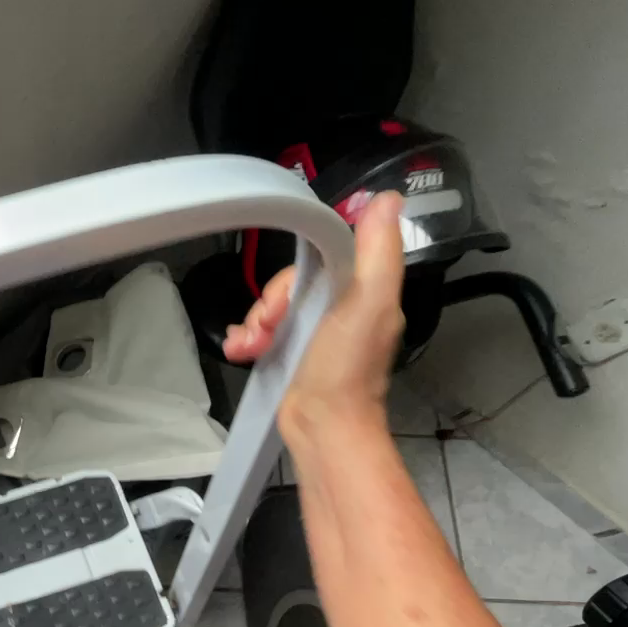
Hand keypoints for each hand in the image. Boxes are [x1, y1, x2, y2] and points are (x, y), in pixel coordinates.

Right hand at [221, 192, 407, 438]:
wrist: (322, 428)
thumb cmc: (344, 370)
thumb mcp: (367, 303)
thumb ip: (377, 252)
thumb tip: (386, 199)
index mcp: (363, 292)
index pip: (320, 259)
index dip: (294, 273)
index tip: (284, 299)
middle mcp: (341, 309)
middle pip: (291, 285)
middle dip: (269, 304)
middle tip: (266, 328)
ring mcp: (314, 335)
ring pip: (273, 309)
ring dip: (253, 324)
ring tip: (248, 347)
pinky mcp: (291, 356)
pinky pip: (263, 334)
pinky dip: (247, 340)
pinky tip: (241, 352)